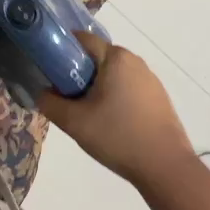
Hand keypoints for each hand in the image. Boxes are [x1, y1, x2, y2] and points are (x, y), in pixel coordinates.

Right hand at [38, 32, 197, 188]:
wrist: (167, 169)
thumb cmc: (118, 137)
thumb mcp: (73, 122)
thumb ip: (49, 102)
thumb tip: (43, 92)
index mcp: (116, 58)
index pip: (81, 40)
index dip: (61, 51)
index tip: (50, 72)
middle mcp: (135, 61)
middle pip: (97, 58)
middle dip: (78, 73)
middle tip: (67, 98)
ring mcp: (151, 80)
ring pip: (113, 74)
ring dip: (97, 87)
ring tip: (89, 115)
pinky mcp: (159, 98)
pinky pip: (128, 88)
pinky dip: (115, 98)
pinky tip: (113, 124)